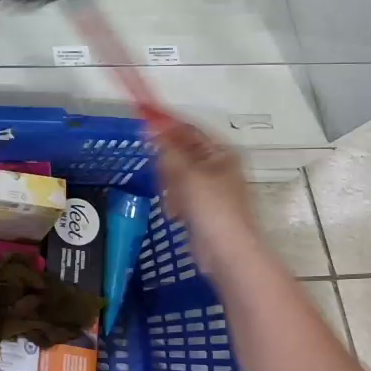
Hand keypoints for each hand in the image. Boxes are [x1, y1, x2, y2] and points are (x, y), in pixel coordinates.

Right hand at [151, 119, 257, 268]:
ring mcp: (211, 186)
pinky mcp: (203, 206)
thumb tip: (150, 124)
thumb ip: (166, 147)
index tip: (141, 115)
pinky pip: (179, 193)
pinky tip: (177, 213)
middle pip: (180, 150)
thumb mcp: (186, 173)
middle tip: (164, 176)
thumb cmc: (213, 209)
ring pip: (176, 173)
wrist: (229, 255)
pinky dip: (175, 201)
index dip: (164, 122)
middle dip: (168, 164)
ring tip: (175, 201)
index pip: (187, 128)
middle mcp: (218, 164)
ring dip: (170, 185)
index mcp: (221, 151)